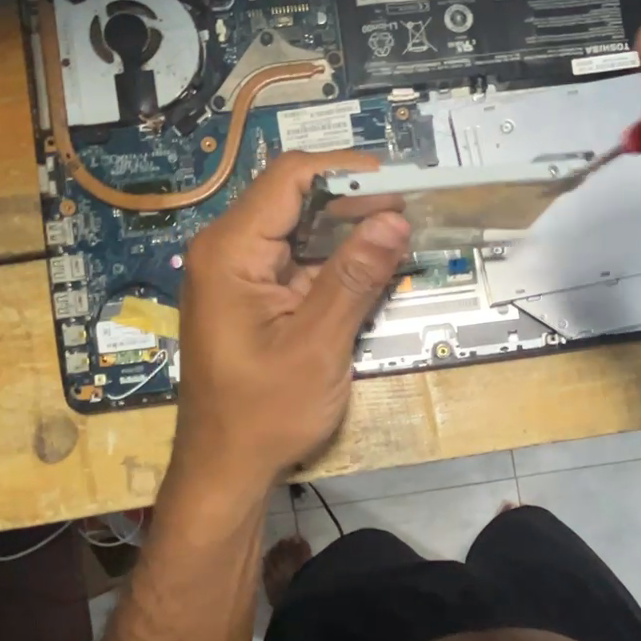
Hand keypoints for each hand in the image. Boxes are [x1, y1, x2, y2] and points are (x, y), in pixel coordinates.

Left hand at [170, 151, 410, 492]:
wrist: (226, 468)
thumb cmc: (265, 413)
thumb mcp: (318, 345)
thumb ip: (355, 278)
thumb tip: (396, 219)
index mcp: (231, 252)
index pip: (289, 179)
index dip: (346, 172)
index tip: (401, 183)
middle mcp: (227, 252)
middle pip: (295, 201)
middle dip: (354, 205)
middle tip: (413, 216)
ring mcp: (238, 276)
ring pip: (299, 232)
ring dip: (349, 235)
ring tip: (403, 240)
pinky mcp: (252, 299)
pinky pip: (296, 265)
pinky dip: (334, 266)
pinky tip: (373, 272)